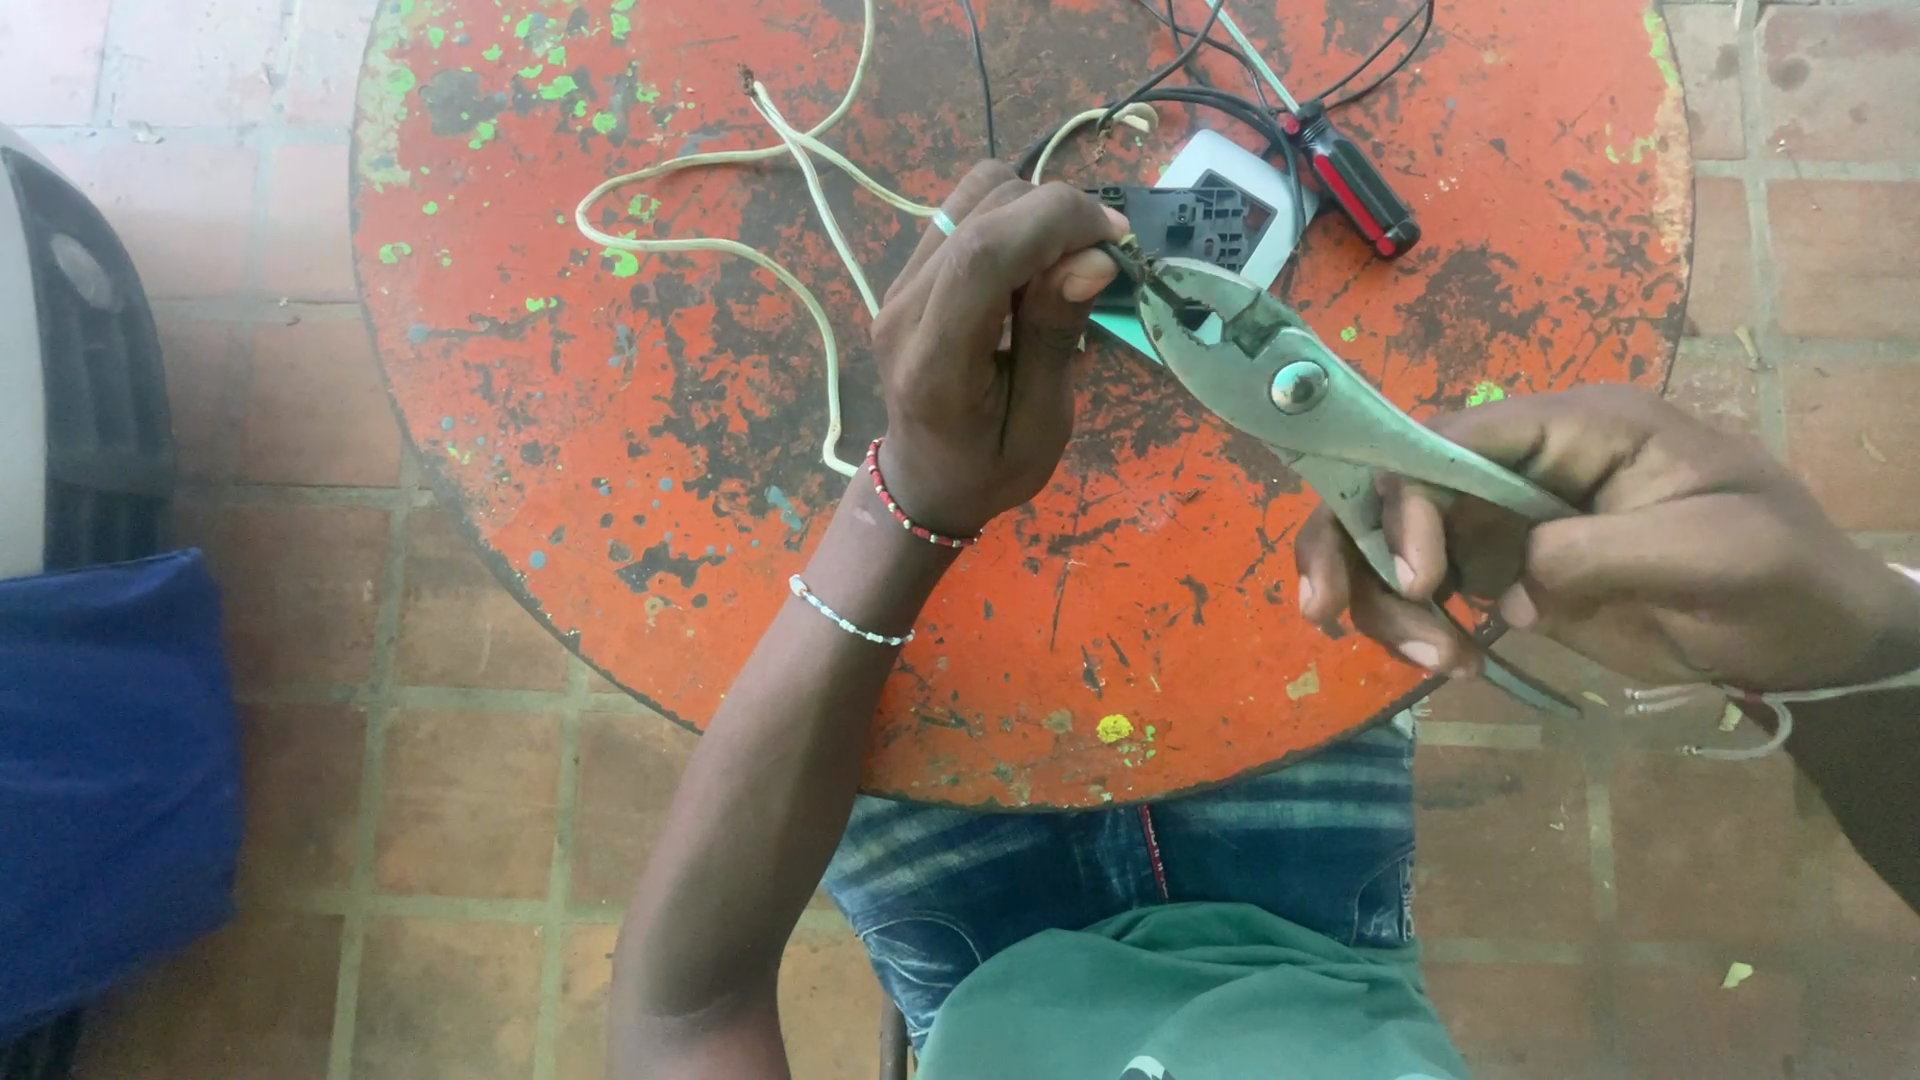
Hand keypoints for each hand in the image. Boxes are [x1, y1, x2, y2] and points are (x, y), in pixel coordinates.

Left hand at [870, 160, 1129, 535]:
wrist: (925, 482)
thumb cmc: (988, 470)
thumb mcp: (1040, 428)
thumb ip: (1055, 340)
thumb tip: (1093, 256)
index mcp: (936, 366)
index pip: (984, 257)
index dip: (1056, 224)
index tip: (1115, 241)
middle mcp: (904, 311)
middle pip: (983, 212)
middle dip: (1058, 217)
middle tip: (1096, 265)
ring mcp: (897, 287)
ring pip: (974, 195)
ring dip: (1034, 214)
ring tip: (1060, 268)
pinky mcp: (906, 275)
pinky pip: (964, 211)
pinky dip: (1011, 220)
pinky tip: (1029, 266)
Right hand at [1293, 386, 1919, 691]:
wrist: (1804, 641)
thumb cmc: (1780, 577)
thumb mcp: (1715, 552)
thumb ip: (1595, 549)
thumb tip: (1499, 583)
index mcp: (1567, 430)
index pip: (1447, 444)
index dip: (1406, 503)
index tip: (1418, 581)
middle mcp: (1509, 466)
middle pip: (1387, 491)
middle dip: (1349, 549)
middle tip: (1326, 611)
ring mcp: (1491, 519)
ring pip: (1384, 545)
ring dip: (1381, 603)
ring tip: (1435, 661)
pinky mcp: (1484, 568)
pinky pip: (1411, 589)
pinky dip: (1407, 626)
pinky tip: (1448, 661)